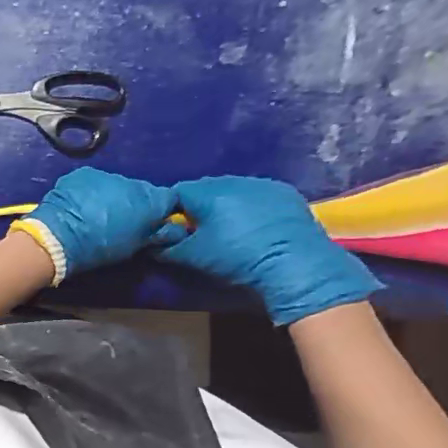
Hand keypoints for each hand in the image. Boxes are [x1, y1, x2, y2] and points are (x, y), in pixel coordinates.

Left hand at [12, 167, 177, 283]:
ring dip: (111, 195)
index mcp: (148, 200)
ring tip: (97, 213)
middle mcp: (130, 181)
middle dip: (134, 202)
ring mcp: (104, 174)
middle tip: (121, 220)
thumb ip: (157, 234)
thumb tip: (175, 229)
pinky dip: (90, 192)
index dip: (161, 210)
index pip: (168, 198)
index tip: (151, 222)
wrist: (59, 236)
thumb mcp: (135, 246)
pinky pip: (93, 182)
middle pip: (140, 190)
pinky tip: (80, 205)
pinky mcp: (81, 173)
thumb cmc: (101, 247)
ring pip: (116, 184)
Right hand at [154, 176, 380, 324]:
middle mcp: (233, 181)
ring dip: (226, 206)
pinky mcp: (286, 194)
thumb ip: (165, 247)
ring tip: (229, 230)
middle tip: (200, 232)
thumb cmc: (237, 259)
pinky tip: (254, 228)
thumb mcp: (192, 258)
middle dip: (199, 207)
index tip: (174, 230)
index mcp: (207, 192)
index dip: (171, 212)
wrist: (296, 266)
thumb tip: (151, 243)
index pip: (176, 193)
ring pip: (232, 191)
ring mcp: (262, 185)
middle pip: (205, 190)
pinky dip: (251, 208)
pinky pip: (257, 196)